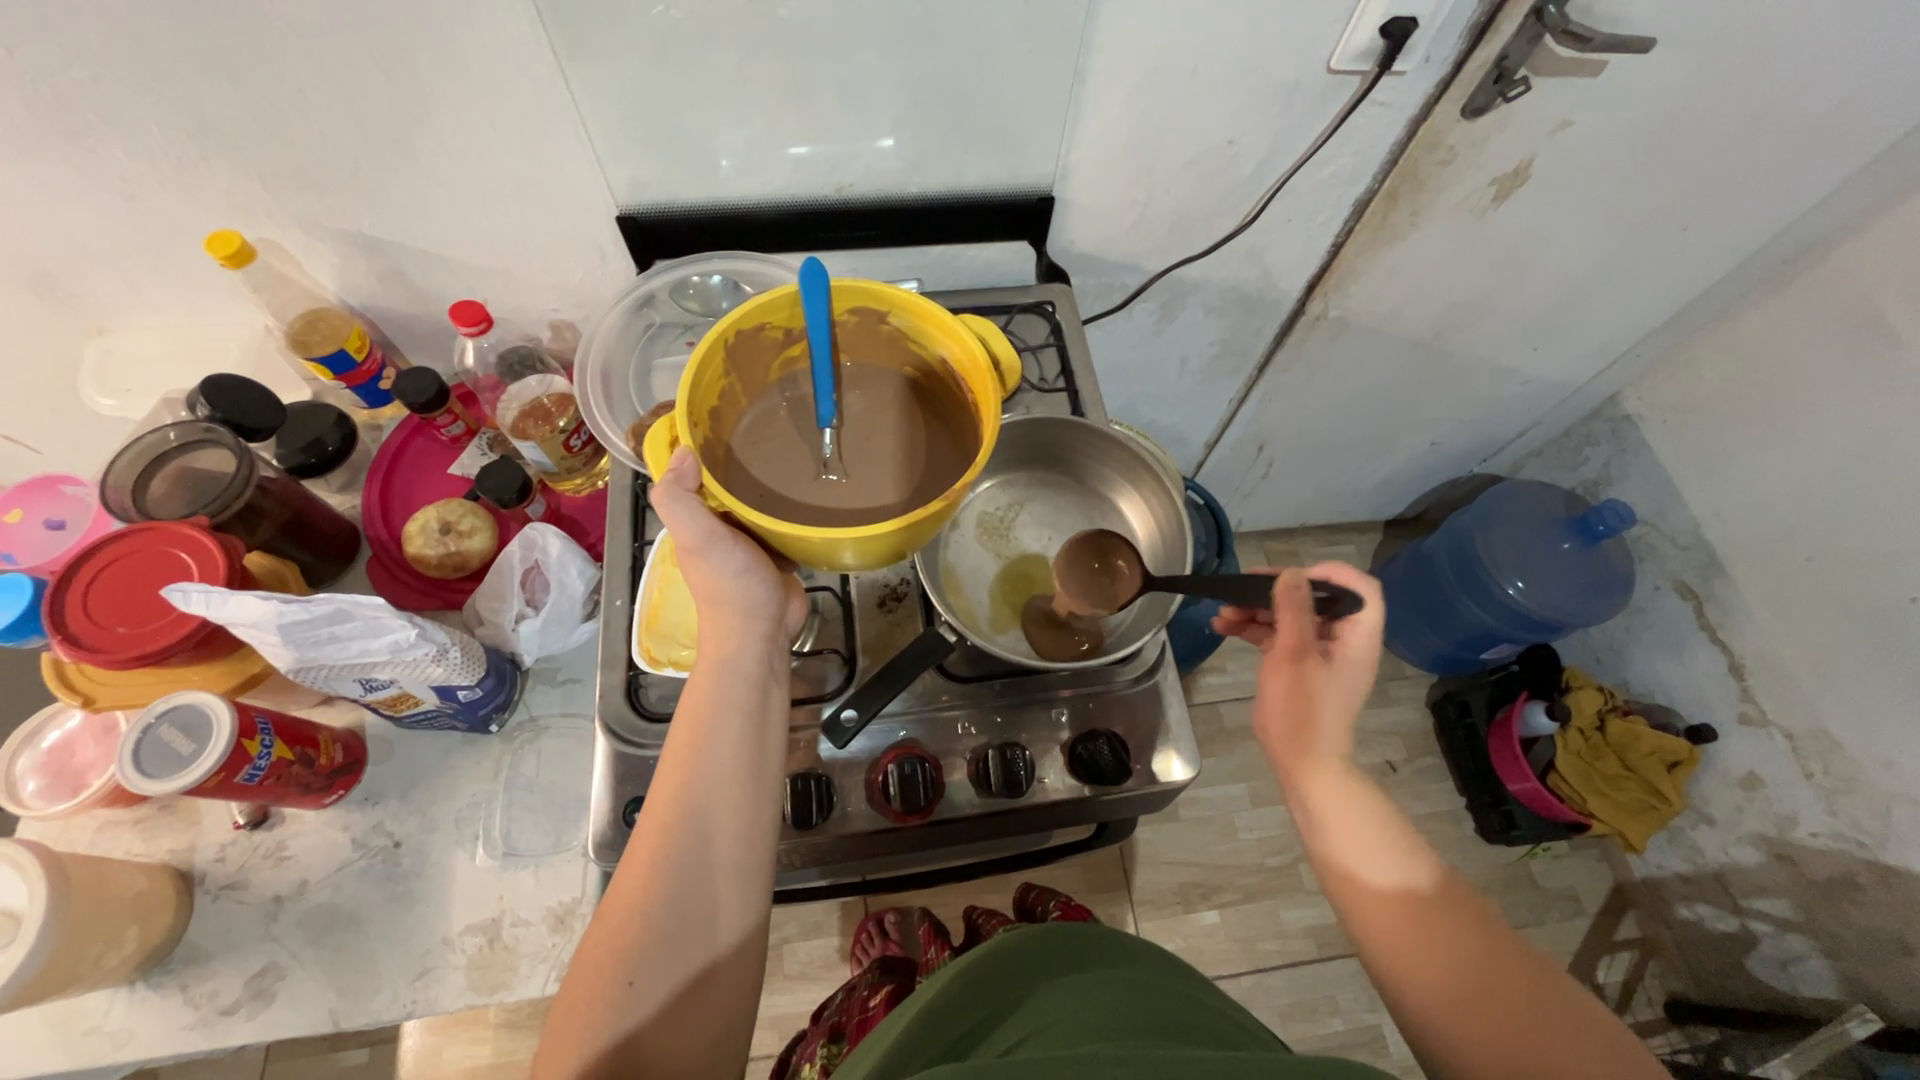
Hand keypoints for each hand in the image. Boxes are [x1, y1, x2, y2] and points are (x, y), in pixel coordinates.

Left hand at [648, 446, 807, 648]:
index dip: (704, 450)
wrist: (762, 632)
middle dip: (745, 463)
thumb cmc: (729, 583)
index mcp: (696, 522)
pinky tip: (810, 490)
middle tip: (773, 427)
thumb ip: (679, 498)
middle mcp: (720, 529)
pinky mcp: (780, 554)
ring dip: (773, 486)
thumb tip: (683, 450)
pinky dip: (793, 510)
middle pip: (731, 488)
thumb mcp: (697, 537)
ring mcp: (751, 543)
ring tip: (797, 452)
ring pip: (760, 505)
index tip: (726, 418)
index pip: (695, 477)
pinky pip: (784, 524)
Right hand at [1212, 562, 1384, 778]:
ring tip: (1223, 612)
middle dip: (1275, 591)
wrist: (1302, 763)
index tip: (1290, 576)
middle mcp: (1344, 641)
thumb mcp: (1294, 653)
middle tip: (1242, 587)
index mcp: (1357, 636)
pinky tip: (1224, 627)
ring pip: (1291, 617)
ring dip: (1257, 611)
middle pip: (1316, 600)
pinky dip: (1255, 630)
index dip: (1329, 574)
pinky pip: (1280, 637)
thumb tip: (1291, 573)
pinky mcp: (1300, 667)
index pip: (1359, 589)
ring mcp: (1321, 655)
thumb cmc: (1303, 709)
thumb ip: (1293, 609)